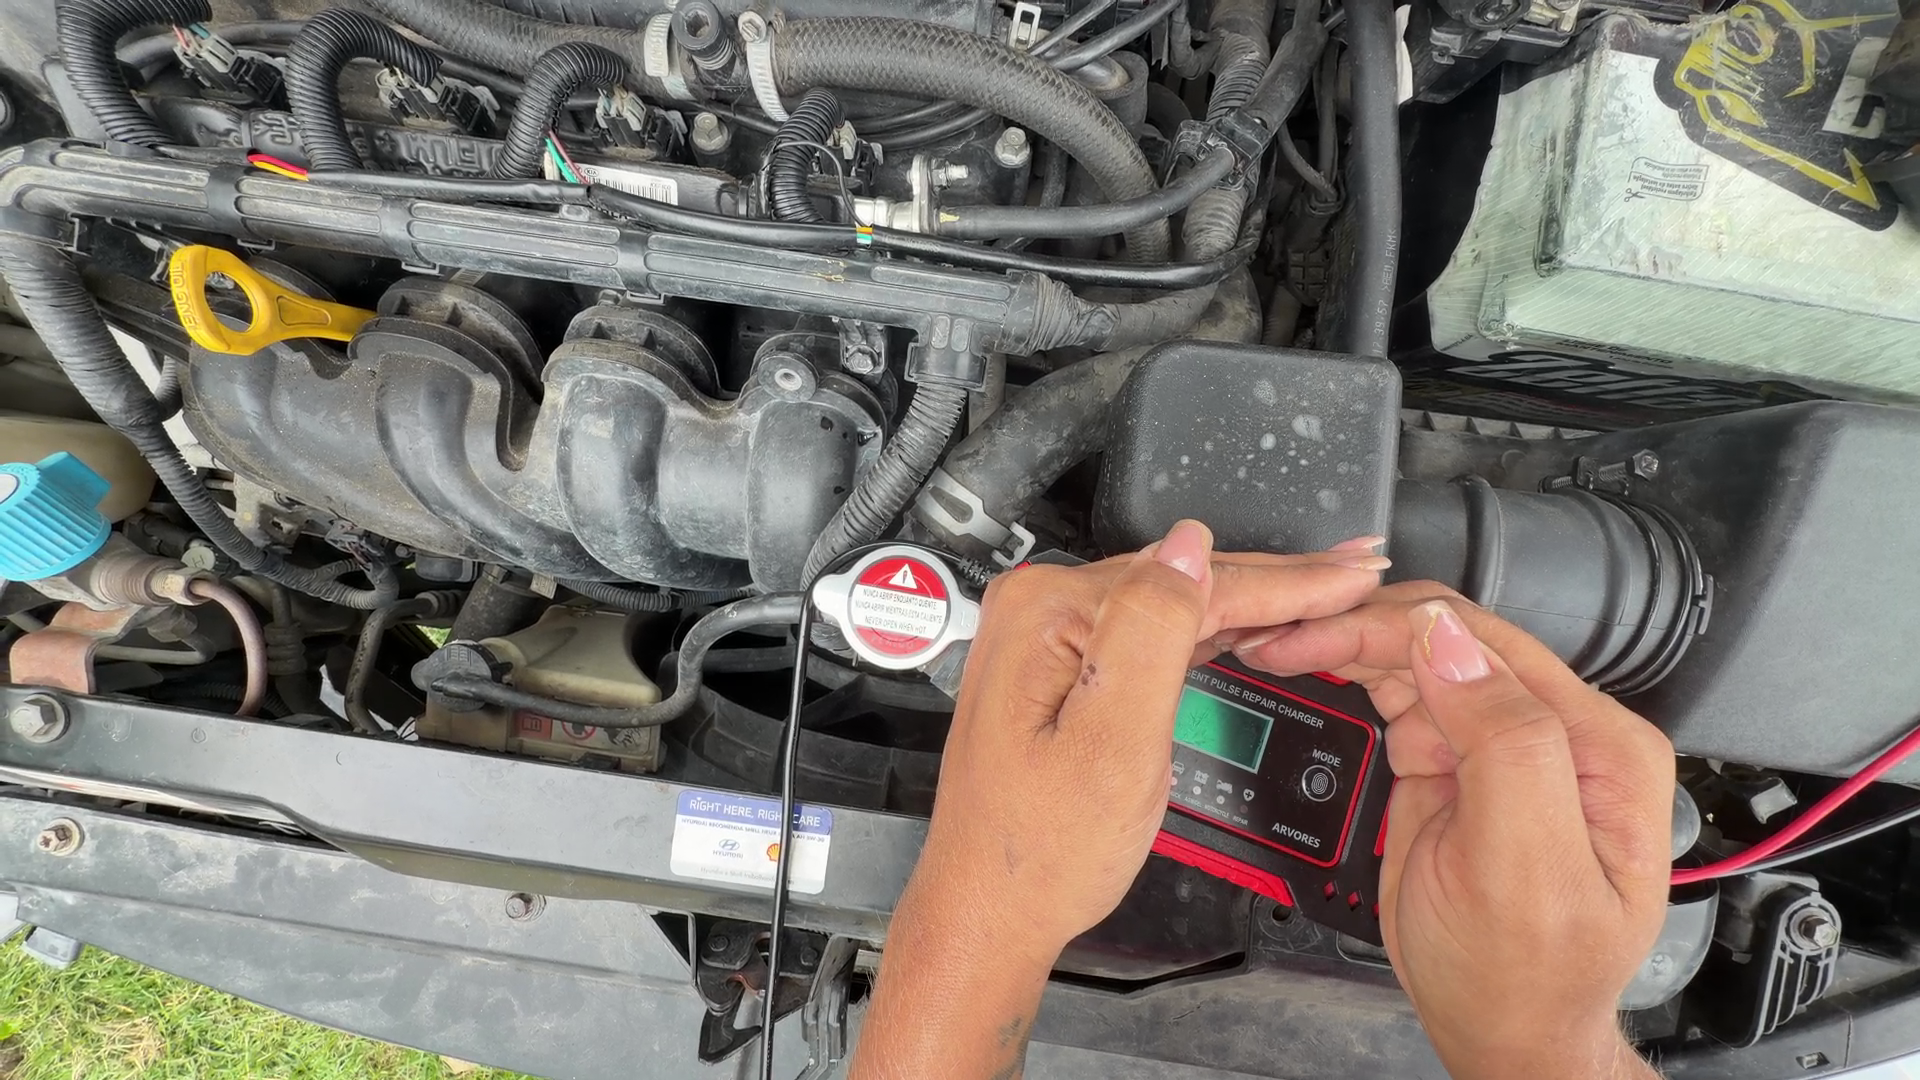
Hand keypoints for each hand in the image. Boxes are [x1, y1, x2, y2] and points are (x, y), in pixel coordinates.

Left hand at [849, 524, 1390, 1079]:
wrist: (990, 904)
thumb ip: (1153, 632)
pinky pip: (1142, 634)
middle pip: (1177, 584)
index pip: (1188, 581)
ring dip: (1242, 603)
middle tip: (1348, 571)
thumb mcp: (1112, 741)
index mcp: (1048, 612)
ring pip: (1165, 606)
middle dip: (1270, 582)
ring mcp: (1042, 636)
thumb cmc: (1041, 846)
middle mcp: (1037, 610)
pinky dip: (1199, 631)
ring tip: (1313, 593)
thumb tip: (1188, 548)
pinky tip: (1238, 626)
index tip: (1350, 574)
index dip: (1283, 582)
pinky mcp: (1053, 665)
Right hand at [1233, 583, 1673, 1079]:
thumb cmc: (1521, 966)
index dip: (1378, 627)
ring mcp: (1489, 732)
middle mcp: (1544, 723)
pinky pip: (1391, 684)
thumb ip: (1503, 742)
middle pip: (1436, 632)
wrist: (1495, 1020)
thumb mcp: (1523, 866)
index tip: (1301, 636)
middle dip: (1349, 624)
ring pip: (1406, 649)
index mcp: (1590, 740)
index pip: (1473, 641)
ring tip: (1275, 645)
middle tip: (1274, 637)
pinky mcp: (1442, 746)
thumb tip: (1443, 638)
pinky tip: (1307, 662)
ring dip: (1337, 640)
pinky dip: (1343, 666)